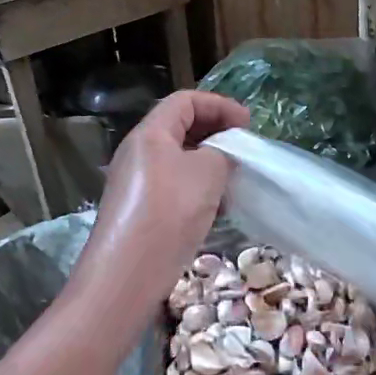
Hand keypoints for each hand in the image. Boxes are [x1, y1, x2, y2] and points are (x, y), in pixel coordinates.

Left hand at [80, 90, 250, 306]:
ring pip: (180, 158)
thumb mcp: (209, 171)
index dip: (219, 105)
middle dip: (216, 132)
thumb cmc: (170, 211)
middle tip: (243, 148)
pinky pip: (174, 184)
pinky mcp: (140, 209)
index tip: (247, 123)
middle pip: (181, 126)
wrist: (128, 274)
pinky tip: (217, 208)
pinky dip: (198, 187)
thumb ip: (222, 151)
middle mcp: (138, 152)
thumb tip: (222, 155)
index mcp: (150, 133)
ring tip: (234, 179)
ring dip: (210, 162)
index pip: (186, 100)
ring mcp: (137, 182)